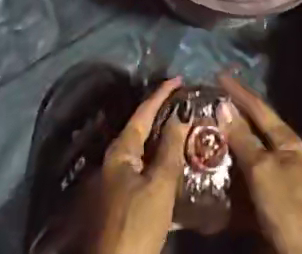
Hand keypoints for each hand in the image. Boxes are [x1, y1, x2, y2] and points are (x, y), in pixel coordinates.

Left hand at [92, 77, 186, 253]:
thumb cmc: (136, 223)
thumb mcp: (159, 183)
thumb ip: (171, 146)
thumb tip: (182, 111)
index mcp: (120, 151)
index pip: (143, 113)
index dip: (162, 94)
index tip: (179, 79)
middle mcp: (114, 162)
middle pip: (141, 130)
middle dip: (164, 116)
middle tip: (187, 105)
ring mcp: (115, 184)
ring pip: (144, 153)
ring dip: (164, 141)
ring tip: (187, 132)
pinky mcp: (121, 203)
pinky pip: (144, 172)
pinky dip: (161, 163)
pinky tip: (176, 167)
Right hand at [217, 73, 301, 253]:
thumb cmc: (287, 206)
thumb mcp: (262, 170)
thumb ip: (244, 140)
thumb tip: (225, 107)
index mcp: (287, 140)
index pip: (259, 108)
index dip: (239, 92)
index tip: (220, 75)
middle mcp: (286, 153)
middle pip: (256, 128)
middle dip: (235, 115)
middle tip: (211, 104)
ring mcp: (281, 176)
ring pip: (252, 152)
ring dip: (232, 142)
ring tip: (210, 134)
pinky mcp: (275, 198)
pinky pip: (250, 177)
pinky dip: (235, 170)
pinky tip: (222, 171)